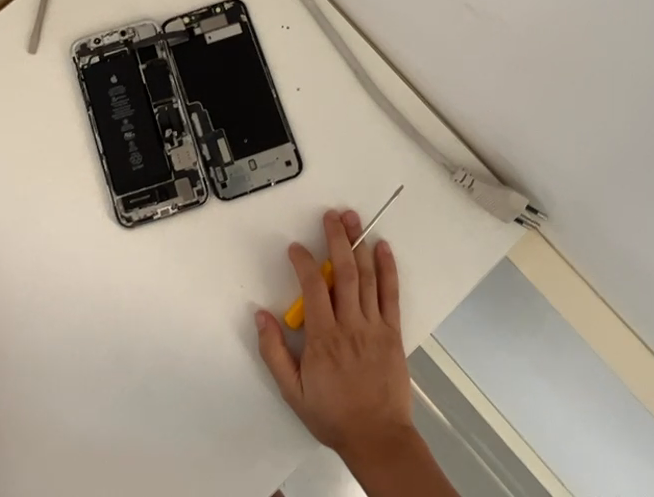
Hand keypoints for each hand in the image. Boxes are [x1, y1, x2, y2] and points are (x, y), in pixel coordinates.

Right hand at [256, 210, 416, 462]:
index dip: (304, 262)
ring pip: (368, 278)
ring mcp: (374, 327)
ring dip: (360, 245)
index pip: (313, 288)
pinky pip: (391, 295)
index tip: (295, 248)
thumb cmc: (332, 415)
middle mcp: (350, 325)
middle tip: (331, 215)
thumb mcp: (292, 391)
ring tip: (354, 220)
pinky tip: (383, 248)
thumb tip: (260, 316)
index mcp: (323, 338)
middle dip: (336, 240)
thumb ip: (274, 352)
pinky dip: (388, 269)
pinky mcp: (393, 333)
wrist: (377, 437)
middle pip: (344, 273)